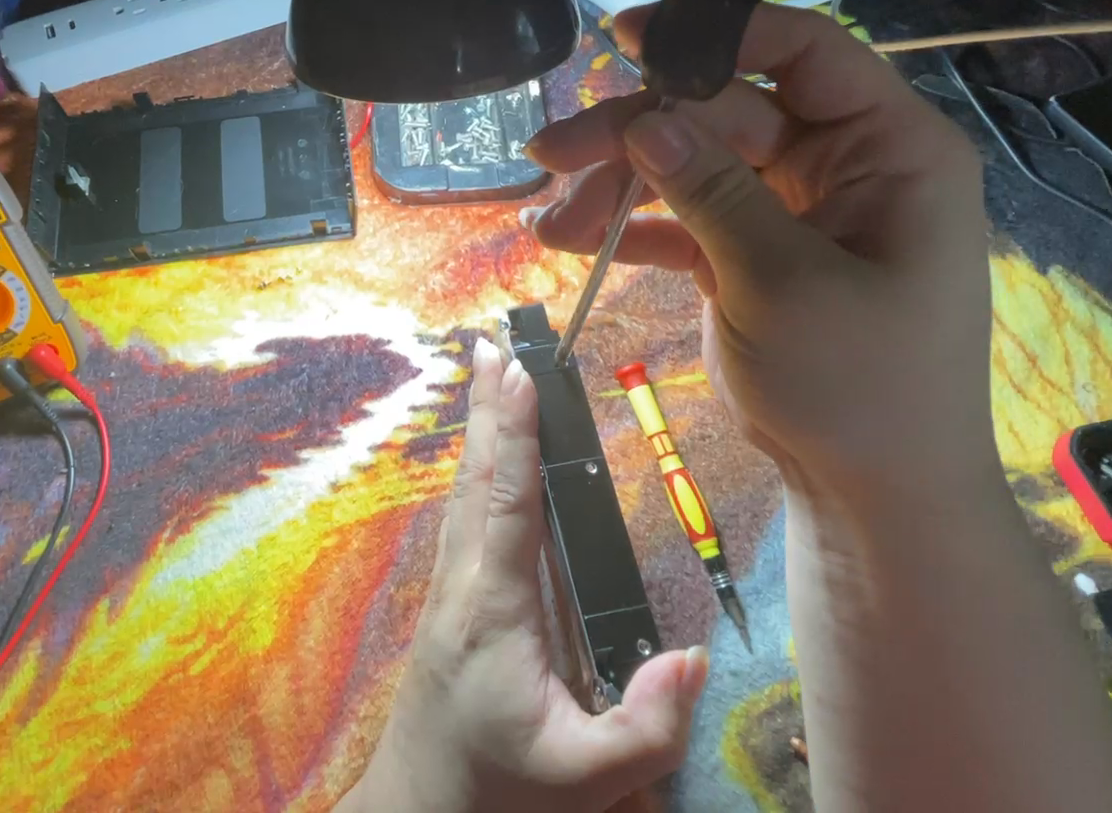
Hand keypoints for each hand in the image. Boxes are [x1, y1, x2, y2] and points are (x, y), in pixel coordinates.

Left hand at [341, 338, 708, 812]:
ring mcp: (453, 585)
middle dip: (488, 407)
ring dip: (479, 428)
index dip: (516, 433)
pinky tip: (485, 452)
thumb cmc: (494, 790)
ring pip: (466, 489)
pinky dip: (477, 466)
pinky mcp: (454, 595)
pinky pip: (465, 512)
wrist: (419, 808)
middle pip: (478, 477)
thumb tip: (692, 657)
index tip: (520, 374)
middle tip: (491, 346)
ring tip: (486, 376)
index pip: (508, 501)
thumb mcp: (583, 778)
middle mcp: (465, 581)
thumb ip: (645, 726)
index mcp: (492, 607)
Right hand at [523, 4, 993, 509]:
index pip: (804, 54)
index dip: (718, 37)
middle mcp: (836, 166)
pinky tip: (573, 243)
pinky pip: (681, 223)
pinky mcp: (744, 256)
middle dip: (633, 136)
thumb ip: (713, 194)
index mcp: (886, 149)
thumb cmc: (861, 386)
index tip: (627, 37)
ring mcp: (784, 213)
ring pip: (688, 169)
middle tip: (547, 152)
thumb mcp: (784, 283)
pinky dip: (631, 231)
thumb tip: (645, 121)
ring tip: (551, 224)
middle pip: (720, 116)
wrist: (869, 491)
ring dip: (616, 190)